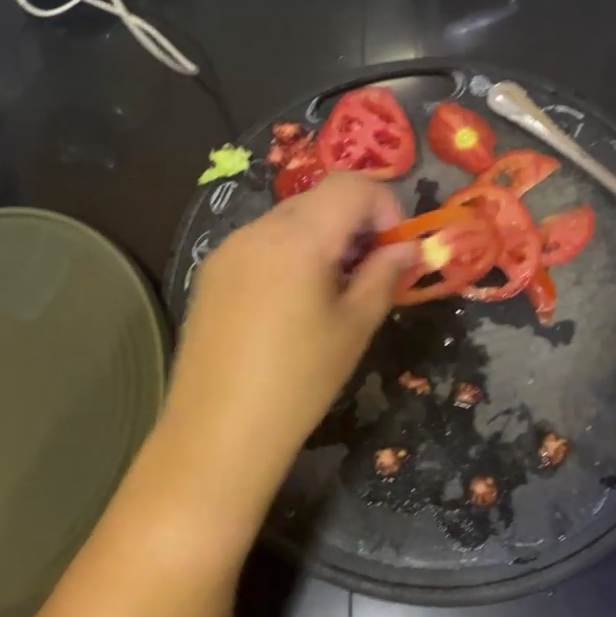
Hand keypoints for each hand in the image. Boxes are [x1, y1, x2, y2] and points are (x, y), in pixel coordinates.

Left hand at [166, 173, 412, 471]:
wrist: (218, 431)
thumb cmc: (299, 382)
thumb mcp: (354, 328)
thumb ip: (384, 275)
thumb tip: (406, 247)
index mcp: (298, 237)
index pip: (352, 185)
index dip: (385, 207)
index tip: (394, 250)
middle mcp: (257, 229)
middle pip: (318, 199)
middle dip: (353, 224)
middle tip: (369, 273)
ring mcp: (227, 248)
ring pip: (287, 220)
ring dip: (320, 239)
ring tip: (329, 293)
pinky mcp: (210, 272)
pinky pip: (259, 244)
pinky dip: (286, 255)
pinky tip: (288, 306)